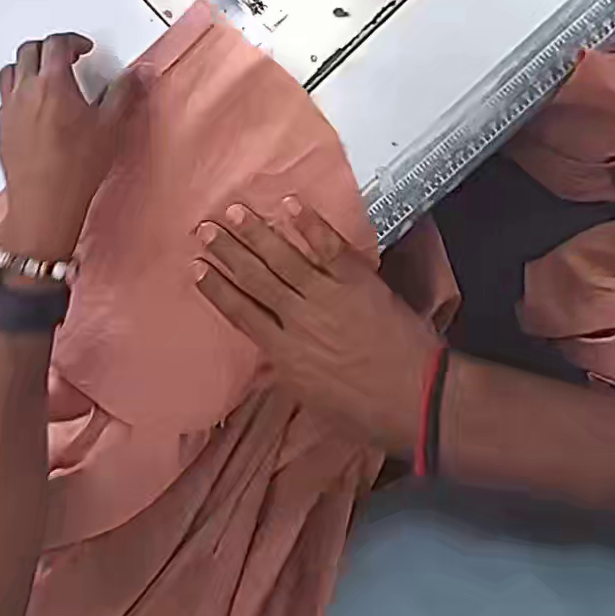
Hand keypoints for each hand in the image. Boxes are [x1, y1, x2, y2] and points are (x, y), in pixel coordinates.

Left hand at [0, 33, 141, 260]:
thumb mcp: (110, 126)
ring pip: (11, 71)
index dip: (73, 40)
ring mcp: (9, 110)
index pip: (56, 43)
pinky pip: (5, 98)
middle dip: (49, 48)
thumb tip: (137, 74)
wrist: (45, 203)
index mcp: (52, 83)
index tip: (83, 48)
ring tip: (46, 76)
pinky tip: (32, 106)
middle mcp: (25, 91)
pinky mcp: (2, 130)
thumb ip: (124, 93)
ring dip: (29, 66)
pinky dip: (18, 92)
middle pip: (29, 50)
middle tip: (66, 57)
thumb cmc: (75, 168)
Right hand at [192, 198, 439, 451]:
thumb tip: (260, 360)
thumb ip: (283, 372)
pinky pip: (329, 247)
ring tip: (233, 211)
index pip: (240, 312)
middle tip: (204, 228)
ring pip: (283, 258)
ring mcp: (328, 295)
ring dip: (256, 233)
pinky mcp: (357, 281)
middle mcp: (298, 318)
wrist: (419, 400)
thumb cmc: (364, 410)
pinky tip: (289, 205)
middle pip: (254, 278)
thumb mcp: (311, 400)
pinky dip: (309, 224)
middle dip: (227, 251)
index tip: (195, 267)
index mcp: (283, 351)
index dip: (216, 288)